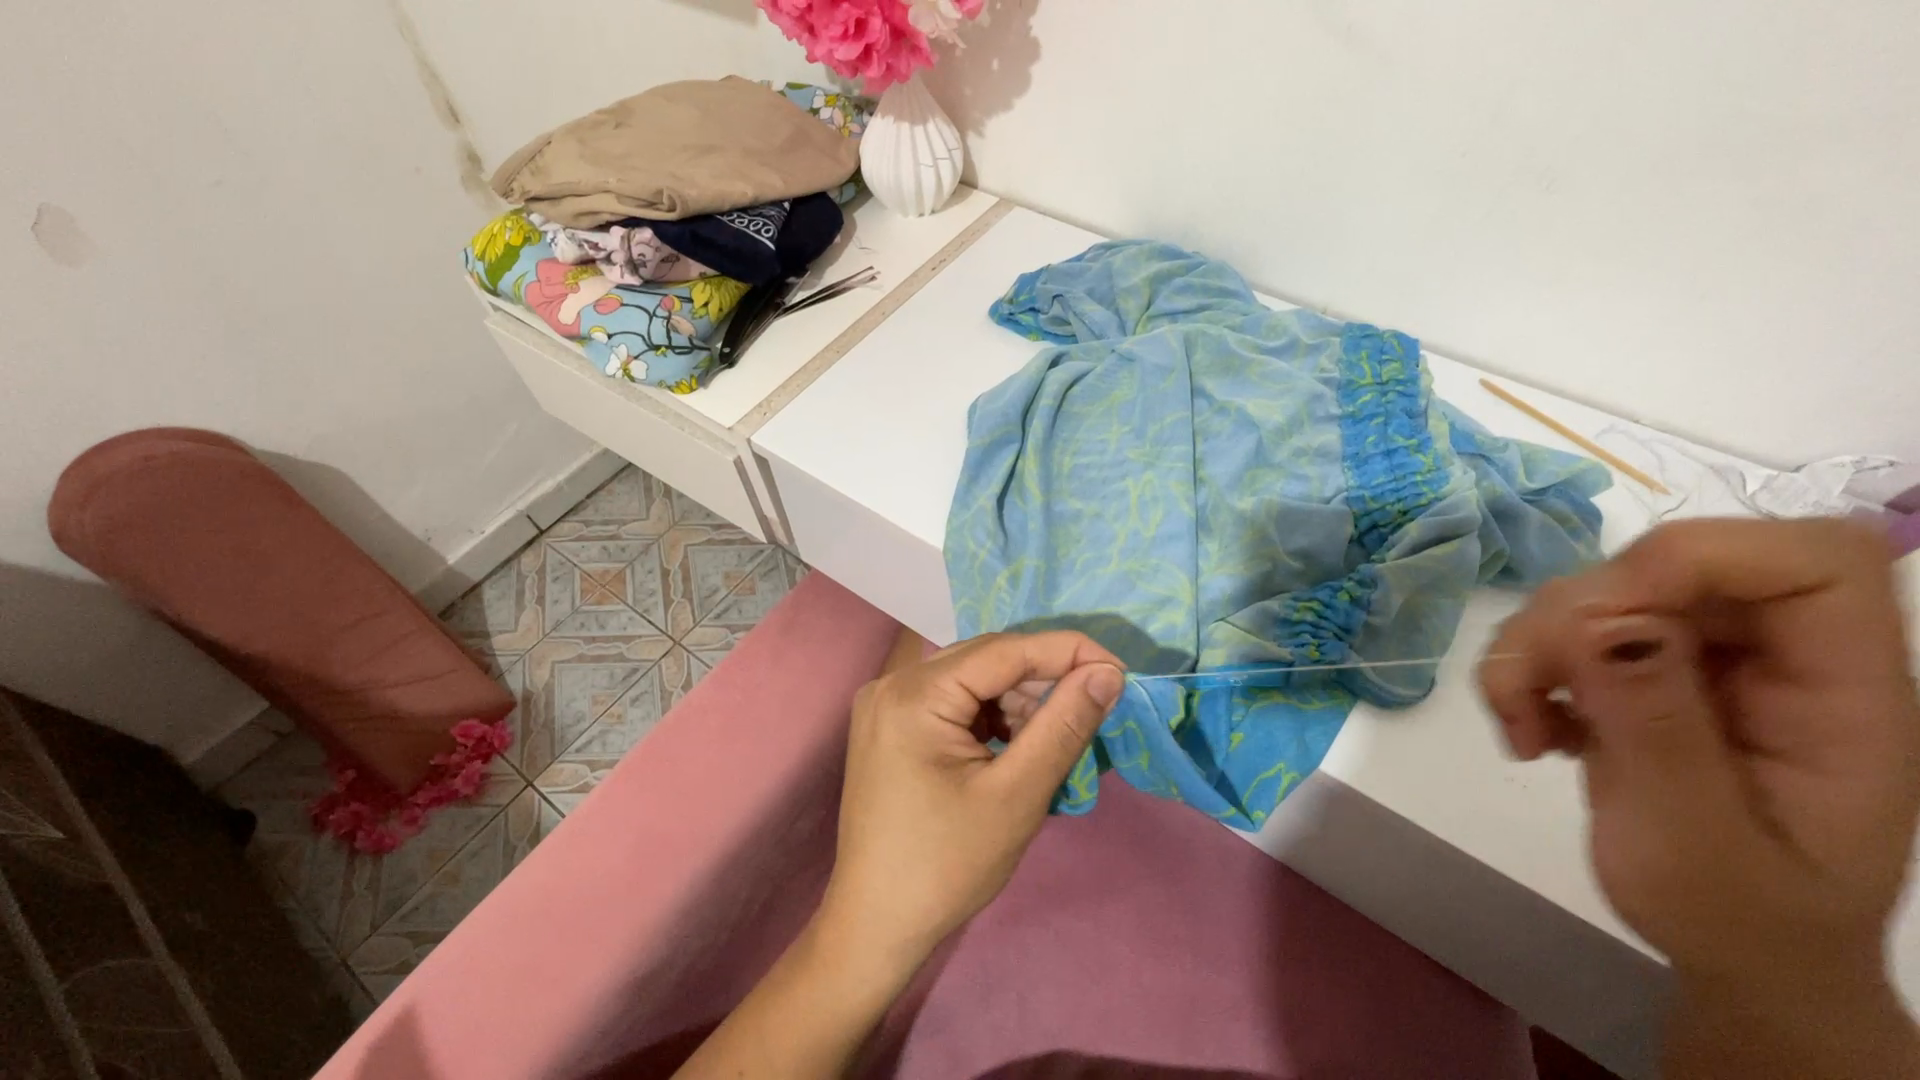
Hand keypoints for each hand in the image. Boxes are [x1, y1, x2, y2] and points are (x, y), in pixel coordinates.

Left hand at [819, 631, 1124, 963]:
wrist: (877, 925)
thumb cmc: (948, 865)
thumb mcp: (1017, 794)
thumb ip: (1064, 725)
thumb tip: (1107, 674)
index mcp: (913, 694)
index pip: (1004, 650)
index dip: (1067, 652)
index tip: (1120, 671)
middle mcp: (891, 684)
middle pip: (985, 660)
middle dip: (1043, 680)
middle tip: (1093, 708)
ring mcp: (885, 705)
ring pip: (972, 681)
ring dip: (1019, 700)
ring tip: (1055, 738)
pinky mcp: (890, 727)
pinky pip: (953, 703)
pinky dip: (992, 717)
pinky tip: (1018, 745)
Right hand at [1479, 519, 1919, 986]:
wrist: (1737, 953)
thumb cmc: (1739, 918)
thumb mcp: (1695, 843)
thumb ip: (1657, 730)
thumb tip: (1596, 623)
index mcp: (1841, 694)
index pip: (1810, 563)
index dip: (1700, 560)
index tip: (1600, 623)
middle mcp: (1775, 656)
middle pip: (1672, 567)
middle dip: (1574, 618)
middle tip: (1529, 700)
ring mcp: (1706, 659)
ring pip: (1599, 593)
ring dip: (1532, 649)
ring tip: (1522, 729)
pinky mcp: (1644, 669)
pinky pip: (1566, 629)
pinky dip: (1524, 669)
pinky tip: (1531, 727)